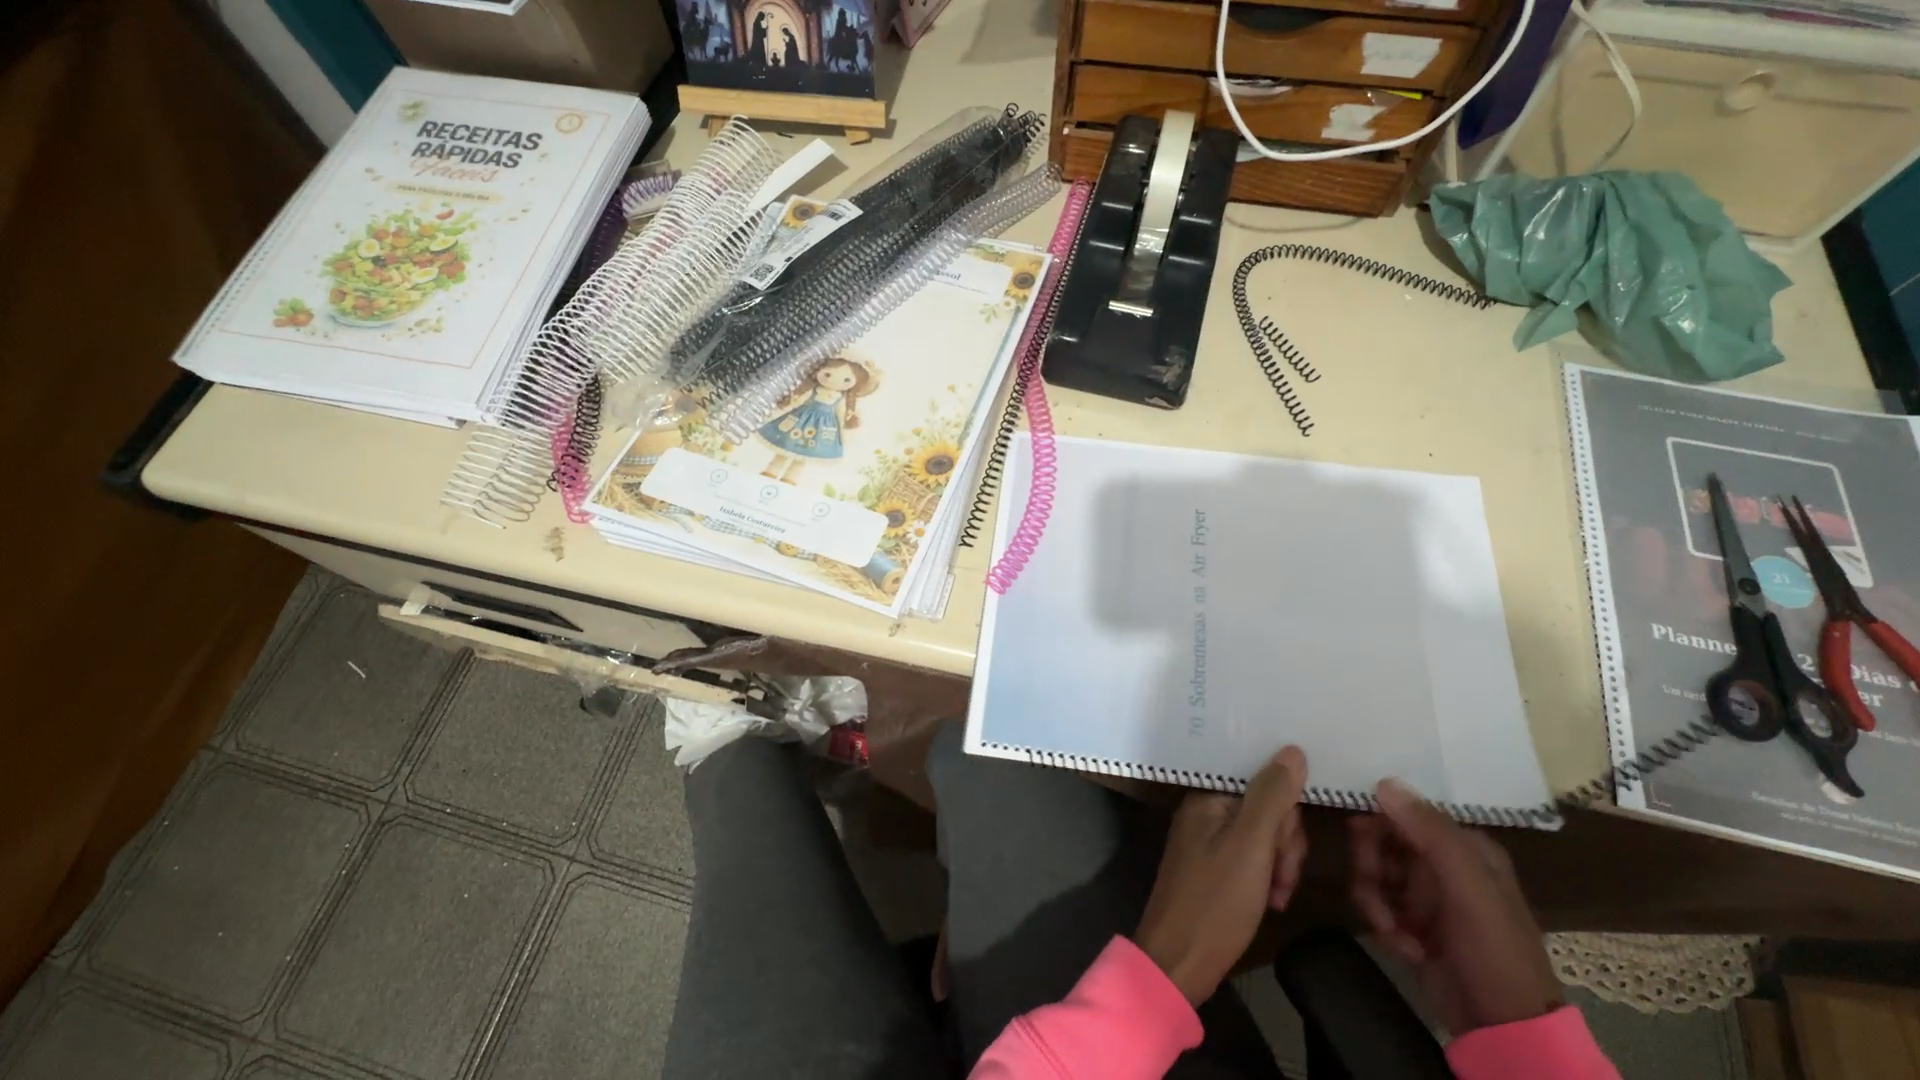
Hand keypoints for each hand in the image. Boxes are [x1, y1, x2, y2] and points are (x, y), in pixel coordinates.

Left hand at [1134, 747, 1307, 1004]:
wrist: (1180, 962)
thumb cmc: (1215, 901)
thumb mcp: (1250, 846)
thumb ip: (1272, 796)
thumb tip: (1293, 750)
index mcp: (1206, 798)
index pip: (1261, 780)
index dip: (1285, 812)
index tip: (1287, 843)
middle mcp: (1204, 813)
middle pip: (1267, 809)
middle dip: (1285, 844)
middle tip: (1281, 876)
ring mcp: (1208, 842)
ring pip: (1266, 837)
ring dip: (1281, 865)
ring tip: (1278, 895)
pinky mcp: (1215, 869)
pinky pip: (1254, 859)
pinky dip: (1268, 879)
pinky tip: (1272, 902)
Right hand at [1348, 778, 1561, 1034]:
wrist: (1503, 1027)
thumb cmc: (1493, 950)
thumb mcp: (1468, 887)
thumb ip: (1430, 833)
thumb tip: (1384, 782)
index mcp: (1465, 848)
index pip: (1406, 814)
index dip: (1377, 823)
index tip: (1355, 837)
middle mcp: (1445, 866)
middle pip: (1383, 844)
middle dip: (1371, 868)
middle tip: (1375, 892)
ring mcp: (1428, 897)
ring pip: (1375, 876)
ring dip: (1375, 902)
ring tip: (1392, 930)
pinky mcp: (1413, 926)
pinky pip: (1379, 907)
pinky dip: (1383, 925)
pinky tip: (1404, 947)